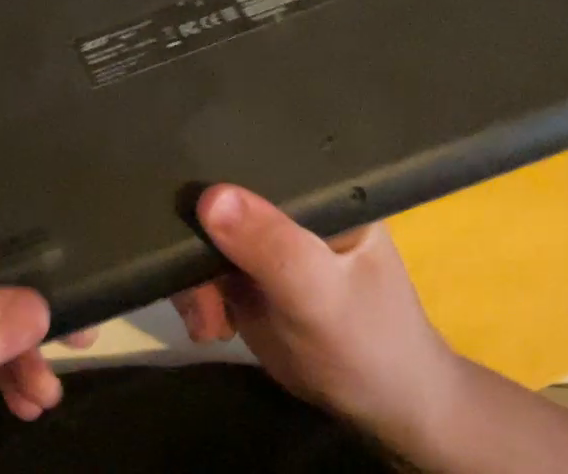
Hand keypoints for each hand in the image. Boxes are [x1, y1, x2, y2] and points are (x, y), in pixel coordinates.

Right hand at [170, 184, 460, 442]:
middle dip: (192, 239)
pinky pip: (197, 268)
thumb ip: (272, 247)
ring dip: (191, 279)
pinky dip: (192, 295)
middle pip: (217, 197)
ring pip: (200, 235)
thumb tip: (209, 197)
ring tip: (207, 320)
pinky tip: (208, 326)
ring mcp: (261, 239)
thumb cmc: (369, 344)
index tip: (186, 207)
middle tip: (196, 287)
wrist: (381, 409)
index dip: (214, 171)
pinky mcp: (242, 272)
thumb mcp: (321, 294)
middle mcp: (287, 206)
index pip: (256, 158)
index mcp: (319, 188)